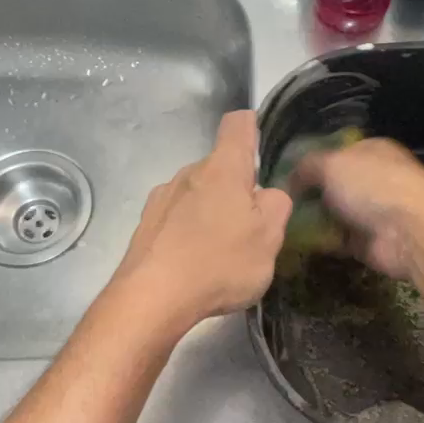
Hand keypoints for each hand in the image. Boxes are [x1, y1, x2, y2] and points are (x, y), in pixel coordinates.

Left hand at [109, 110, 292, 328]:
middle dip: (238, 190)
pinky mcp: (146, 225)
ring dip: (213, 214)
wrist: (152, 298)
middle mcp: (189, 173)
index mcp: (223, 168)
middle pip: (220, 168)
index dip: (254, 128)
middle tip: (251, 229)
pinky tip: (194, 265)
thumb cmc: (218, 262)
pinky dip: (190, 233)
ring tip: (221, 254)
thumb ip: (277, 206)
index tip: (263, 149)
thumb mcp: (269, 238)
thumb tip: (267, 193)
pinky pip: (178, 219)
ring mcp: (162, 198)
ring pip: (198, 195)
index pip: (238, 124)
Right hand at [290, 138, 423, 279]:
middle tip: (278, 201)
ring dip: (311, 219)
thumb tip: (290, 179)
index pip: (335, 152)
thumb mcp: (332, 164)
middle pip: (332, 184)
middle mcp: (373, 178)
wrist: (409, 233)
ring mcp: (371, 211)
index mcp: (371, 151)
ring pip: (332, 213)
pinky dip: (320, 240)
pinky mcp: (366, 241)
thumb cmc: (372, 185)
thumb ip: (307, 167)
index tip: (284, 175)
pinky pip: (336, 238)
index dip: (310, 163)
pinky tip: (297, 241)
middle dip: (308, 193)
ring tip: (282, 221)